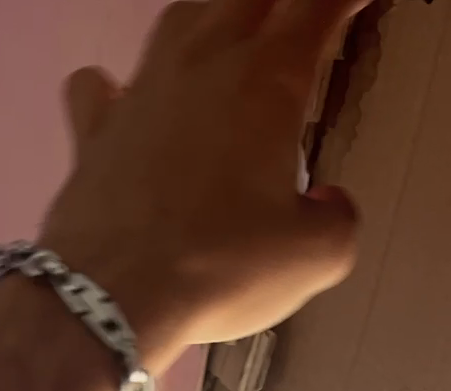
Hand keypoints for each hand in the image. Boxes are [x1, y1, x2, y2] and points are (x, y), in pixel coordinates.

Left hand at [39, 0, 367, 364]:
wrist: (114, 300)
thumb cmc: (221, 270)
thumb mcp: (313, 258)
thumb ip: (336, 221)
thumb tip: (328, 205)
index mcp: (267, 82)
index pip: (316, 5)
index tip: (357, 2)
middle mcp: (202, 66)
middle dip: (278, 4)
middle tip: (296, 22)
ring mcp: (140, 94)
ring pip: (179, 18)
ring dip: (212, 14)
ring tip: (228, 32)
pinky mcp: (93, 135)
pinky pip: (99, 86)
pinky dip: (116, 85)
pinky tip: (122, 100)